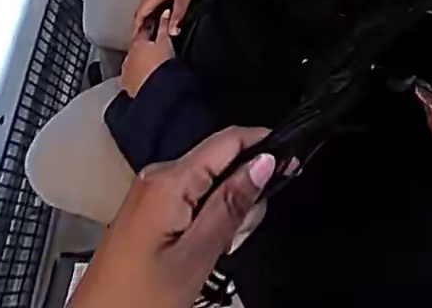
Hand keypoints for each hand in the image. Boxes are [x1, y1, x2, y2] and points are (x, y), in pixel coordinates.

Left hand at [70, 127, 277, 307]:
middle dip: (243, 187)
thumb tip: (265, 160)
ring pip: (207, 181)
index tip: (293, 159)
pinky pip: (190, 197)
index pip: (228, 140)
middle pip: (219, 160)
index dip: (263, 143)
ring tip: (223, 249)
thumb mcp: (194, 258)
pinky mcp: (146, 213)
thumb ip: (231, 205)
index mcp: (168, 179)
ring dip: (226, 207)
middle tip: (245, 231)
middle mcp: (157, 176)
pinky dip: (208, 216)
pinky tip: (208, 248)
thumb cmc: (138, 305)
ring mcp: (149, 194)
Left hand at [122, 17, 174, 97]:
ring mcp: (126, 73)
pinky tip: (144, 81)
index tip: (154, 33)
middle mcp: (128, 58)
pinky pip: (131, 80)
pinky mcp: (126, 88)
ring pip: (132, 65)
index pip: (142, 34)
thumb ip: (164, 26)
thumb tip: (165, 12)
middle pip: (136, 50)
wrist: (156, 90)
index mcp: (137, 44)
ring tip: (151, 69)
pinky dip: (137, 78)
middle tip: (154, 53)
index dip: (149, 32)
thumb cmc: (161, 63)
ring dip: (139, 65)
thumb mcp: (166, 42)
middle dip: (143, 51)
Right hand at [133, 0, 200, 38]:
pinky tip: (161, 14)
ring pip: (147, 4)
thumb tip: (171, 32)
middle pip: (141, 10)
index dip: (136, 28)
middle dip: (141, 25)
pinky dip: (153, 9)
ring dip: (147, 17)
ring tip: (152, 29)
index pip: (139, 15)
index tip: (136, 40)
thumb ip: (177, 16)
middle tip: (144, 38)